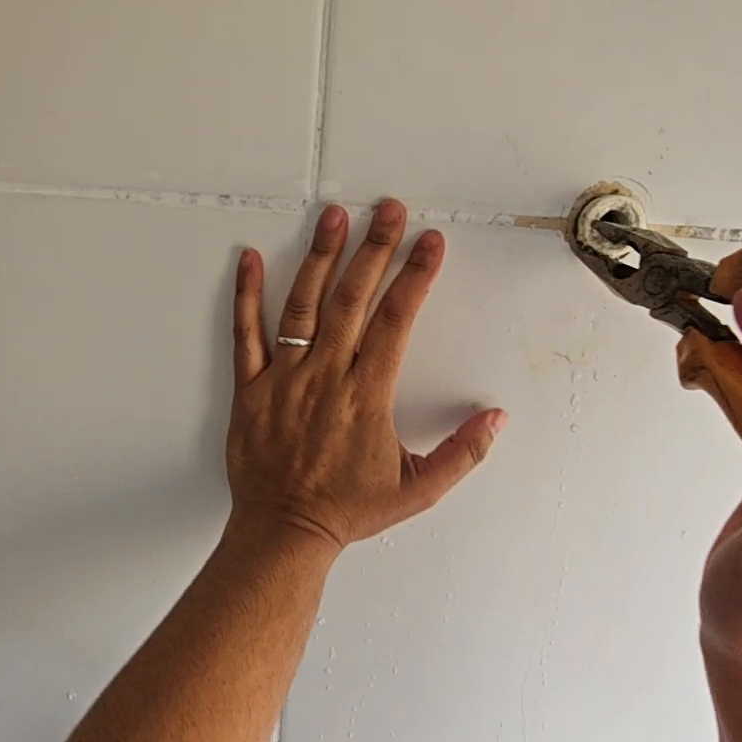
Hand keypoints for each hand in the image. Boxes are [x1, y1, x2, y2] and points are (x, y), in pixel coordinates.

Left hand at [226, 200, 506, 553]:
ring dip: (320, 258)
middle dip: (375, 248)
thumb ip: (462, 453)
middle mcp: (326, 377)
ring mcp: (285, 379)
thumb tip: (496, 418)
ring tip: (333, 217)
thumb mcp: (418, 491)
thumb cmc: (348, 510)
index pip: (396, 320)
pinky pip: (246, 334)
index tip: (431, 243)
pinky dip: (246, 295)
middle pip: (353, 299)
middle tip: (388, 210)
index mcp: (367, 395)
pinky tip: (250, 260)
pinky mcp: (251, 389)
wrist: (284, 530)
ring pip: (303, 306)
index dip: (416, 276)